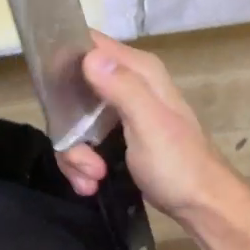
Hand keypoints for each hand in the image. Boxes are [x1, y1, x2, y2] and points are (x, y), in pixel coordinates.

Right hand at [56, 34, 235, 217]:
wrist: (198, 204)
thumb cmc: (178, 165)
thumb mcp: (149, 125)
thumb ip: (123, 89)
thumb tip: (89, 57)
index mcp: (139, 71)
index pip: (91, 45)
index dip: (64, 61)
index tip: (50, 94)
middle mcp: (127, 85)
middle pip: (73, 92)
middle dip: (69, 129)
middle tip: (82, 158)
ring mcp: (119, 113)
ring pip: (74, 124)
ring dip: (75, 155)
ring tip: (92, 176)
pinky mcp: (114, 138)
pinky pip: (82, 144)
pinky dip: (81, 166)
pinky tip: (92, 182)